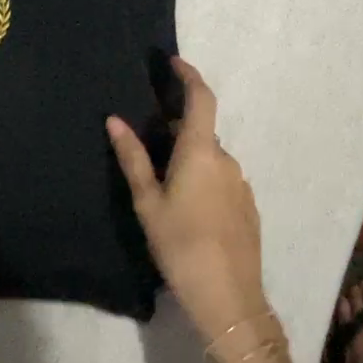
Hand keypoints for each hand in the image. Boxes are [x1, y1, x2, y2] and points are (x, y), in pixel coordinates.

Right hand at [107, 58, 269, 346]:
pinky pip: (222, 180)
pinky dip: (203, 179)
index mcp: (200, 151)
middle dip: (176, 129)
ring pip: (211, 158)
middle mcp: (226, 160)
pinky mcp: (248, 209)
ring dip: (189, 158)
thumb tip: (114, 119)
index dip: (189, 75)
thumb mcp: (148, 202)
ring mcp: (241, 185)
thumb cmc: (181, 245)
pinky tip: (187, 208)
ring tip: (163, 182)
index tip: (173, 62)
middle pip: (201, 131)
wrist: (229, 300)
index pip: (201, 99)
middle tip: (148, 143)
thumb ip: (133, 158)